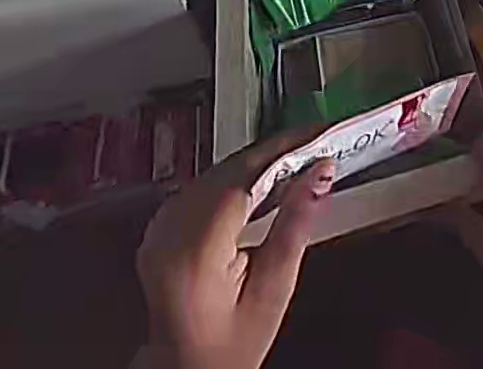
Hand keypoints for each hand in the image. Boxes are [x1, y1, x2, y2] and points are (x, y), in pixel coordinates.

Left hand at [137, 134, 336, 368]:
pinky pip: (209, 180)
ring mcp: (161, 226)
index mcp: (195, 252)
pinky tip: (268, 177)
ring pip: (221, 168)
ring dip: (262, 159)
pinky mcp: (163, 222)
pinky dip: (242, 172)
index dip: (284, 151)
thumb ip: (296, 225)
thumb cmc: (229, 346)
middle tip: (319, 144)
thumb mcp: (274, 291)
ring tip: (301, 158)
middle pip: (232, 167)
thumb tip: (321, 172)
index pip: (244, 178)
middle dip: (278, 151)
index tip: (320, 137)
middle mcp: (170, 232)